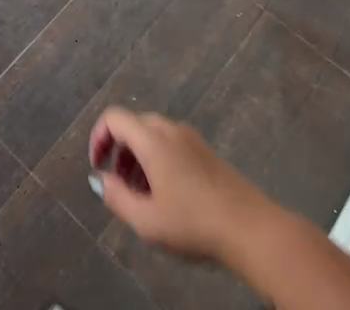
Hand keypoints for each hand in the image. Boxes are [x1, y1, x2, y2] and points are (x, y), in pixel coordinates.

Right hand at [89, 107, 274, 264]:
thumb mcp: (146, 220)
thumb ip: (116, 197)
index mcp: (152, 140)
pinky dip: (159, 160)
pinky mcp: (208, 153)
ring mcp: (193, 140)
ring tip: (142, 194)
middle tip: (119, 183)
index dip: (98, 138)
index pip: (114, 118)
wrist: (252, 230)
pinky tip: (167, 194)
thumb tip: (99, 180)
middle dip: (119, 150)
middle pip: (134, 125)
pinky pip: (172, 145)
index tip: (98, 167)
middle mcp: (171, 131)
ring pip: (154, 136)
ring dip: (138, 157)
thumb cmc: (194, 224)